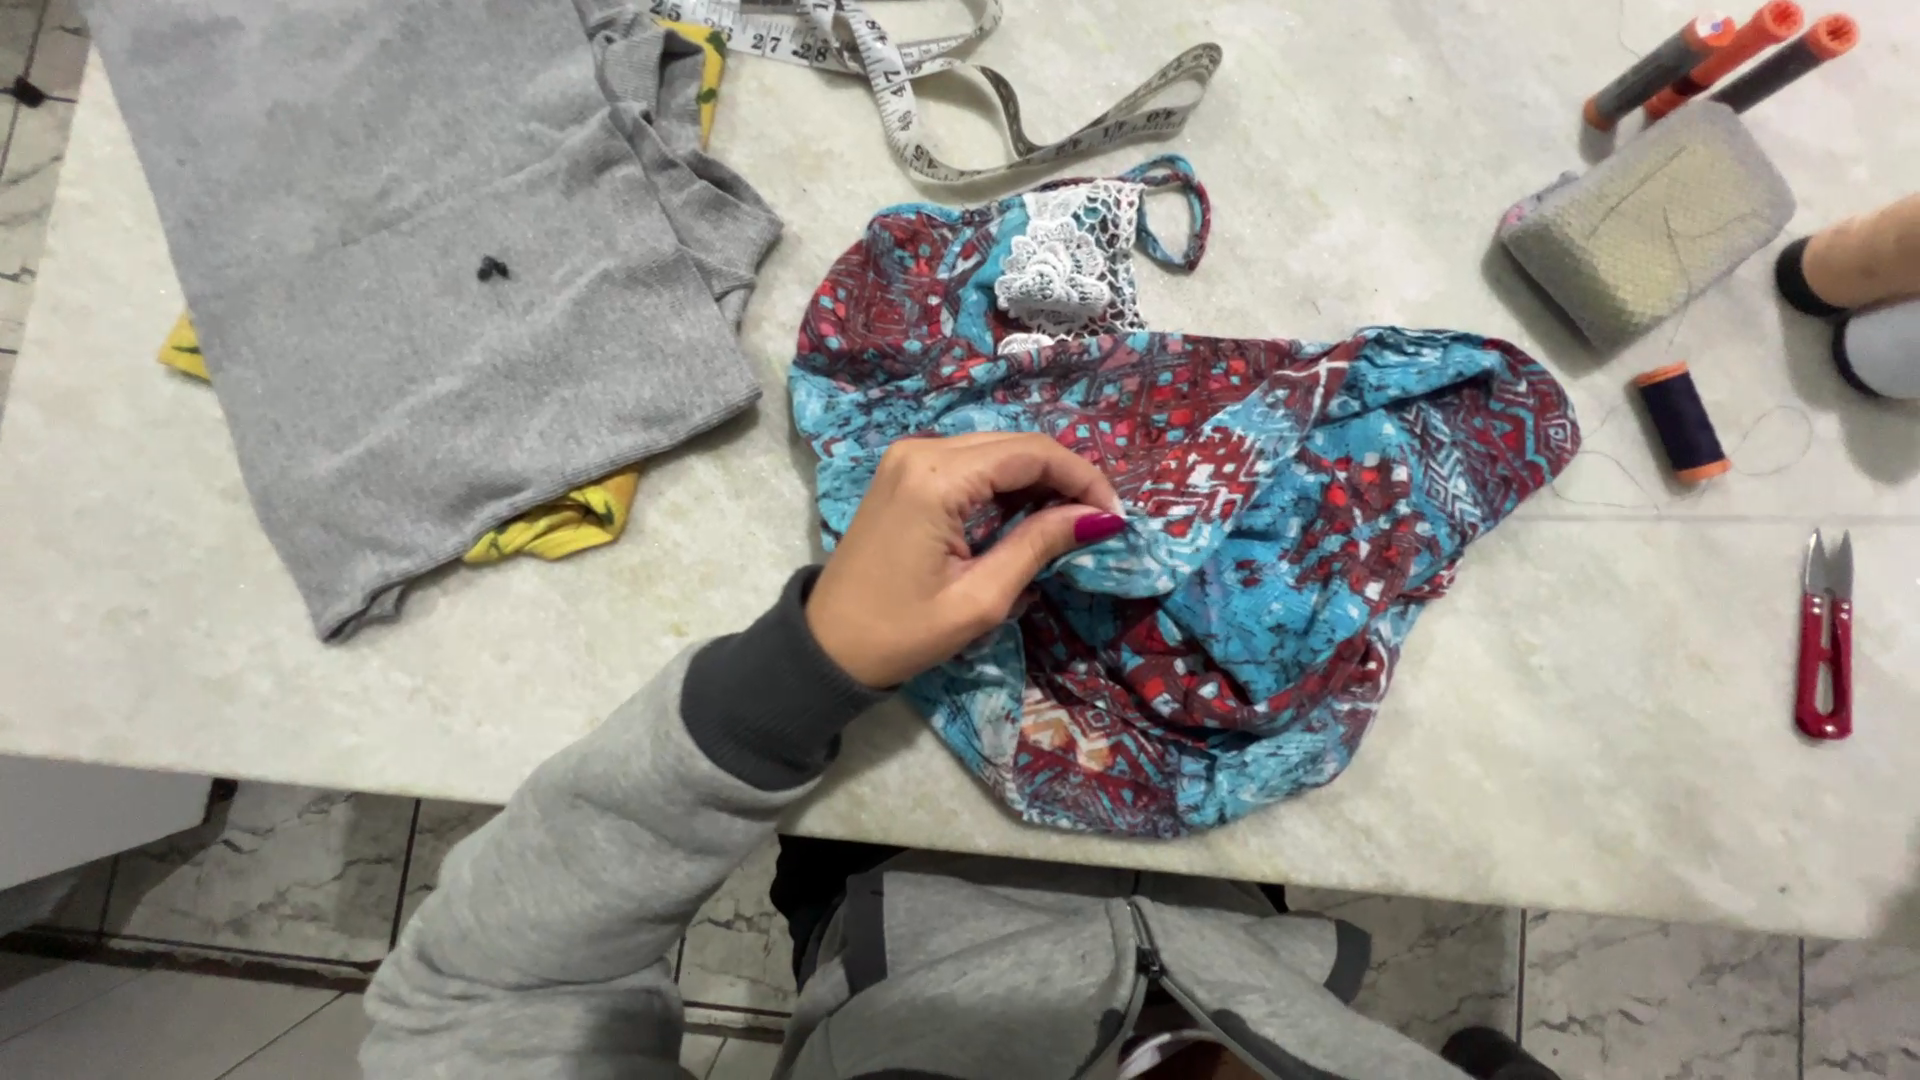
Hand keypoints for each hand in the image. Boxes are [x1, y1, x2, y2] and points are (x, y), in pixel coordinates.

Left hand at [806, 433, 1126, 687]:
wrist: (827, 646)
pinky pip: (969, 463)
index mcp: (936, 478)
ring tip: (1071, 520)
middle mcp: (921, 450)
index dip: (1082, 477)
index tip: (1116, 515)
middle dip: (1064, 476)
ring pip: (994, 450)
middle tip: (1099, 519)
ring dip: (1037, 479)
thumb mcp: (980, 598)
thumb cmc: (901, 633)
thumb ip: (1038, 545)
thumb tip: (1099, 518)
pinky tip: (1028, 514)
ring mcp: (908, 458)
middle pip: (1014, 444)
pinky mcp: (904, 473)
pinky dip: (1005, 483)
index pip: (1030, 453)